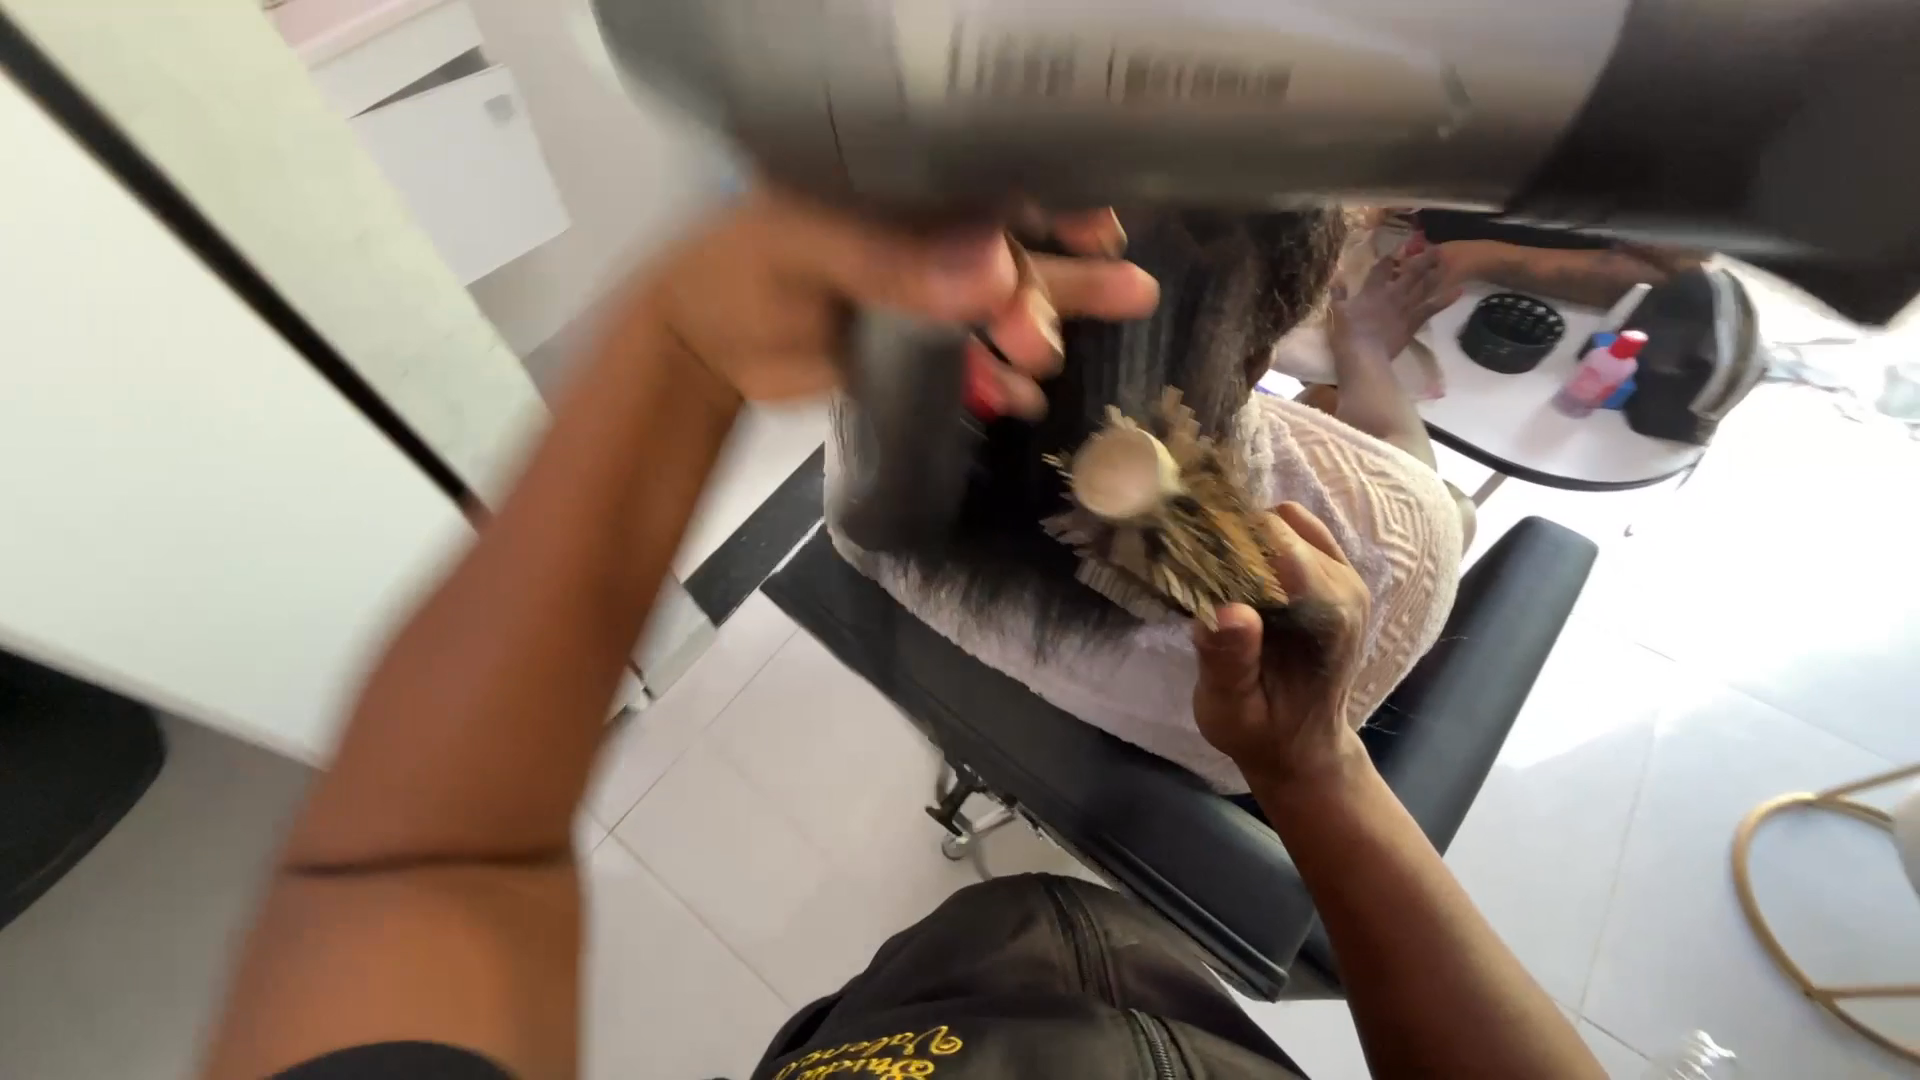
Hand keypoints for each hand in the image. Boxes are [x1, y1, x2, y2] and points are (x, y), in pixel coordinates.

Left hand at [636, 190, 1157, 411]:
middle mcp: (922, 241)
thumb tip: (991, 277)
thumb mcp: (800, 246)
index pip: (992, 187)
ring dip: (1038, 335)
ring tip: (1054, 364)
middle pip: (1009, 254)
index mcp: (900, 191)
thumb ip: (888, 259)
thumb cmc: (735, 272)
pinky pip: (968, 366)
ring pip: (997, 313)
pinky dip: (993, 383)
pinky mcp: (914, 353)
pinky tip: (1019, 402)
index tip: (1102, 228)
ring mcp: (921, 299)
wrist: (701, 352)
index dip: (1053, 203)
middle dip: (1056, 284)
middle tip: (1109, 304)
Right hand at [1191, 503, 1372, 788]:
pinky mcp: (1337, 578)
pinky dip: (1262, 539)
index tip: (1184, 554)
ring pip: (1286, 522)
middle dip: (1230, 536)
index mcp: (1325, 613)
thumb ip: (1230, 661)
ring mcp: (1346, 579)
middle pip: (1277, 526)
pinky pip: (1298, 531)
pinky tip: (1238, 570)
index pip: (1274, 540)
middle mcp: (1344, 586)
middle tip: (1192, 570)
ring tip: (1213, 572)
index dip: (1225, 536)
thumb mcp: (1231, 709)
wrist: (1301, 748)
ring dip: (1244, 537)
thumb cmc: (1259, 731)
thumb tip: (1228, 610)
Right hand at [1329, 244, 1461, 361]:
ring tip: (1447, 262)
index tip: (1397, 249)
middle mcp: (1393, 294)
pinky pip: (1432, 308)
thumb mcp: (1336, 312)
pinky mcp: (1413, 322)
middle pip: (1411, 272)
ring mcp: (1406, 308)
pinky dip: (1445, 299)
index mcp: (1372, 290)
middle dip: (1423, 259)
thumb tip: (1336, 280)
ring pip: (1425, 286)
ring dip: (1437, 273)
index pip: (1382, 269)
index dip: (1389, 257)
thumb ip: (1338, 295)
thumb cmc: (1346, 333)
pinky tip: (1458, 291)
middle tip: (1435, 249)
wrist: (1364, 355)